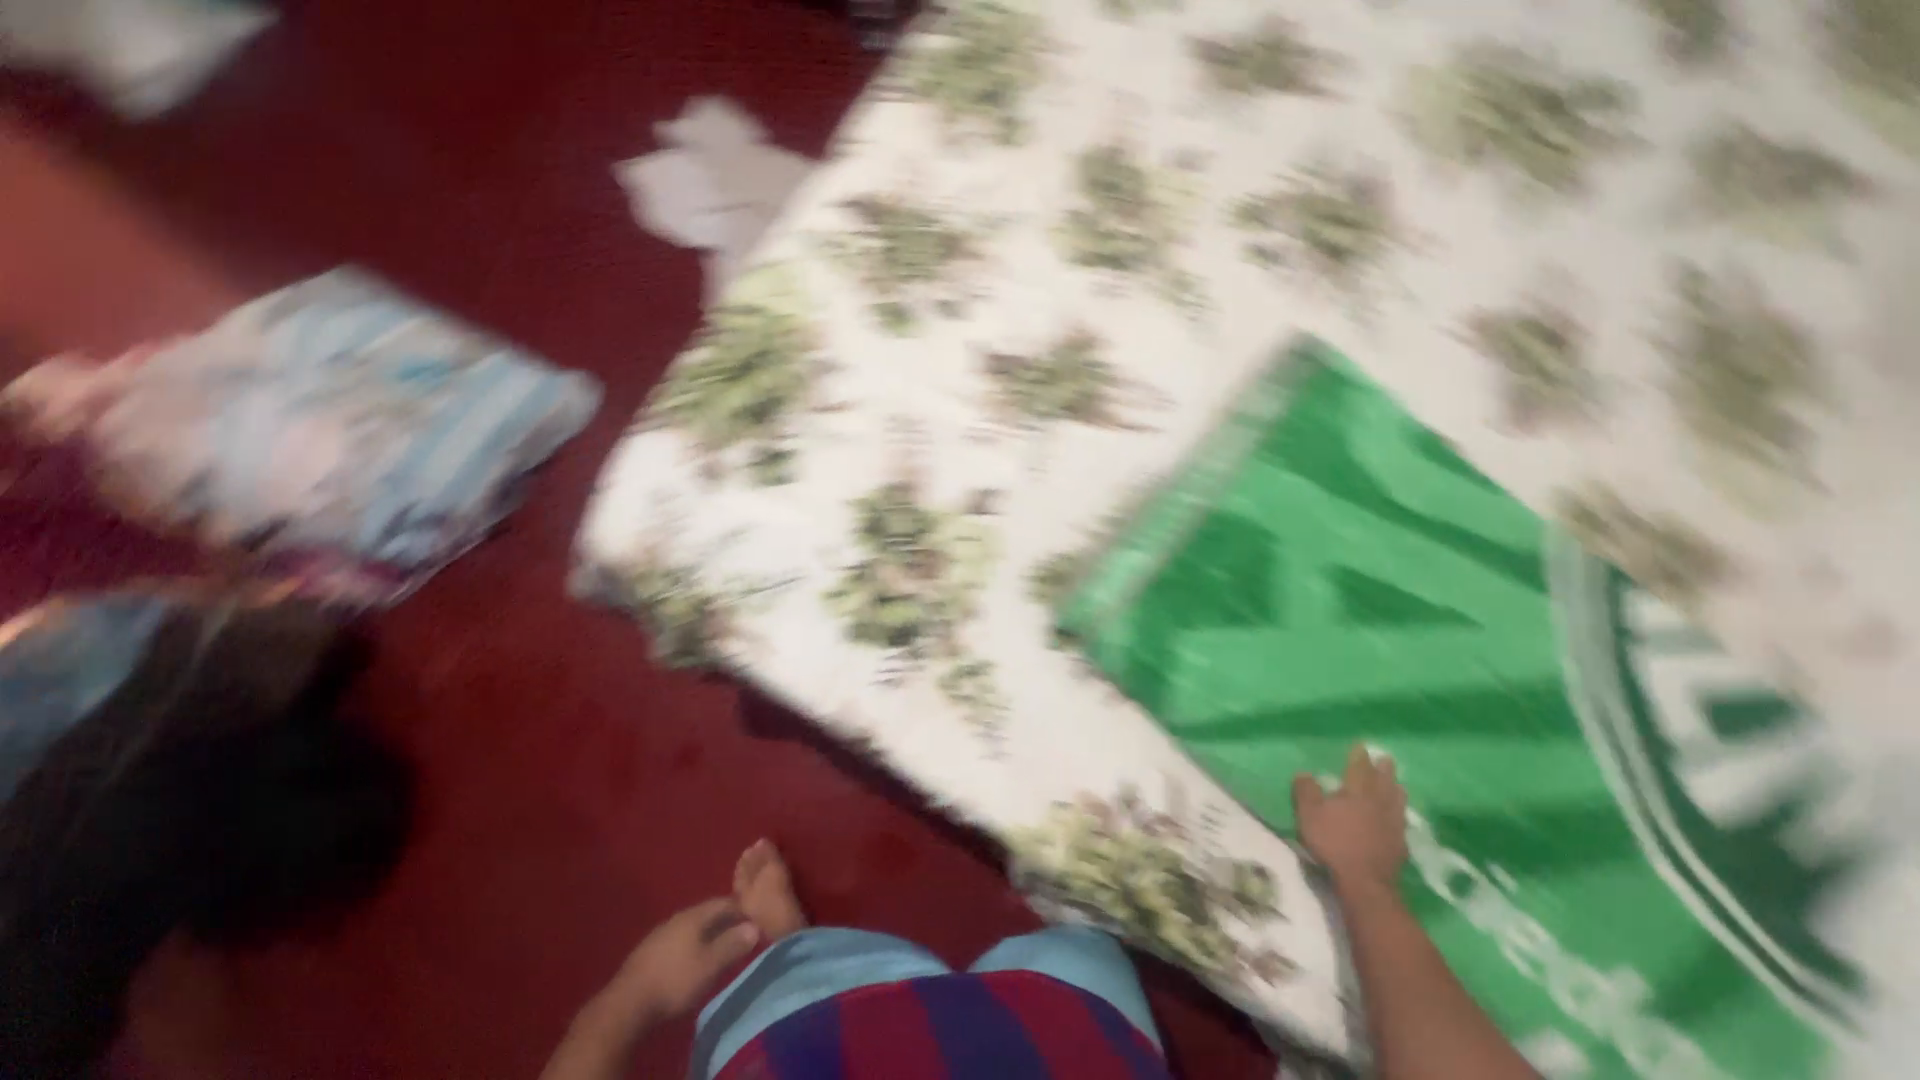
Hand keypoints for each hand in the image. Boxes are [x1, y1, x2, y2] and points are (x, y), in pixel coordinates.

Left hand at [617, 898, 761, 1020]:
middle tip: (745, 935)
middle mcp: (677, 919)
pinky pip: (680, 940)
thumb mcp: (710, 965)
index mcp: (694, 916)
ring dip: (710, 934)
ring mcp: (660, 934)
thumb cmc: (675, 980)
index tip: (758, 920)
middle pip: (708, 913)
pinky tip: (696, 959)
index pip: (725, 902)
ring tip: (724, 948)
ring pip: (693, 927)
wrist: (627, 1004)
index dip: (743, 909)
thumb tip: (754, 926)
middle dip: (727, 921)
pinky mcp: (650, 952)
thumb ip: (733, 944)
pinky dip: (694, 945)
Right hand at [1293, 744, 1408, 893]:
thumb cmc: (1333, 843)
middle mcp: (1378, 803)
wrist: (1364, 880)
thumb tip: (1305, 773)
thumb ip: (1306, 792)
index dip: (1359, 756)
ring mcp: (1393, 824)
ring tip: (1398, 785)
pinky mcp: (1400, 845)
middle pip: (1384, 781)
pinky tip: (1399, 820)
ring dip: (1396, 790)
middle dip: (1384, 769)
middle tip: (1386, 759)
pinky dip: (1400, 817)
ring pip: (1397, 801)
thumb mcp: (1308, 815)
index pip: (1359, 768)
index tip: (1361, 746)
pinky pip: (1401, 824)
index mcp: (1357, 792)